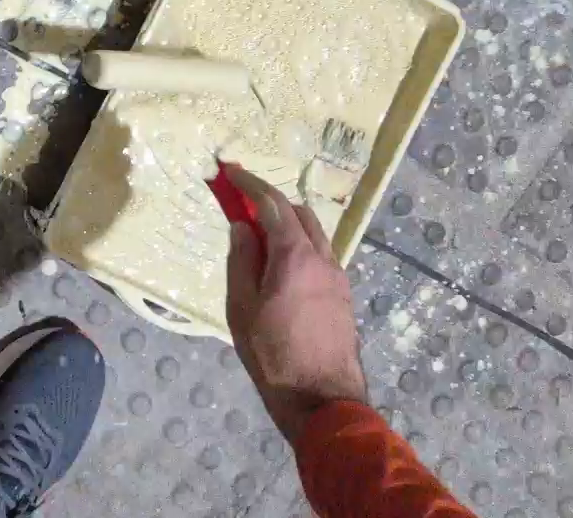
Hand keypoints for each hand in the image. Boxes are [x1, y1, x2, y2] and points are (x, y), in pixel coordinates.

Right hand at [220, 163, 367, 441]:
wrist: (324, 402)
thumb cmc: (272, 354)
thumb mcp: (241, 306)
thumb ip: (241, 260)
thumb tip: (242, 226)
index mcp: (294, 256)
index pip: (273, 203)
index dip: (250, 183)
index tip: (229, 171)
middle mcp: (322, 258)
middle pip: (298, 211)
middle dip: (269, 200)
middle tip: (241, 202)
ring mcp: (338, 277)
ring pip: (313, 231)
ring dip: (286, 221)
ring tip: (259, 234)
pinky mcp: (343, 295)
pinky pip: (320, 253)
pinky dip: (298, 243)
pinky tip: (280, 263)